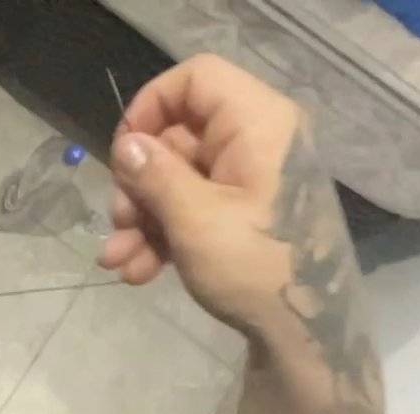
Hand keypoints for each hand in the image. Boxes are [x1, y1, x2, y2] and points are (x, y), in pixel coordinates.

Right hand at [99, 55, 357, 350]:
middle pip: (176, 139)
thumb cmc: (254, 266)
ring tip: (120, 261)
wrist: (300, 328)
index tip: (121, 155)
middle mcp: (252, 142)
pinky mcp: (237, 215)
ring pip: (174, 182)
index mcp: (256, 124)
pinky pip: (187, 210)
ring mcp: (244, 181)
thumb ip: (156, 177)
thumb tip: (125, 145)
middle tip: (119, 225)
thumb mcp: (196, 221)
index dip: (150, 108)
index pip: (195, 80)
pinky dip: (158, 238)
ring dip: (140, 222)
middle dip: (137, 187)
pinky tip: (138, 272)